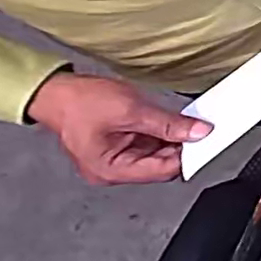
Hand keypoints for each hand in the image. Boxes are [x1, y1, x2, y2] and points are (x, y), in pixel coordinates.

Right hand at [26, 73, 210, 184]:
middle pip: (159, 164)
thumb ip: (167, 123)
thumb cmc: (80, 102)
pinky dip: (158, 133)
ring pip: (154, 153)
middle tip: (198, 126)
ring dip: (169, 138)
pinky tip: (168, 120)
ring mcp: (114, 159)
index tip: (205, 138)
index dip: (187, 154)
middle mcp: (112, 171)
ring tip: (181, 120)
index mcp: (111, 171)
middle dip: (179, 145)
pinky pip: (145, 144)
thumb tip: (196, 132)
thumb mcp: (132, 110)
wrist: (56, 90)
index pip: (162, 170)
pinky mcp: (116, 146)